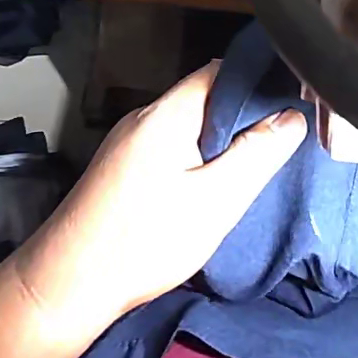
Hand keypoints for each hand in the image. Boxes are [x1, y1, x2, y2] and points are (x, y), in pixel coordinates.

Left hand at [5, 61, 305, 340]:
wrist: (66, 286)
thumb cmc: (142, 242)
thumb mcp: (217, 199)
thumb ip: (258, 153)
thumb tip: (292, 117)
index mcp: (167, 115)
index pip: (220, 71)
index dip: (259, 82)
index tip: (290, 104)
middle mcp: (143, 119)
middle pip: (205, 98)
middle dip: (244, 117)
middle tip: (277, 145)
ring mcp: (128, 143)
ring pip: (189, 125)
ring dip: (220, 141)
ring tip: (248, 170)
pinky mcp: (121, 168)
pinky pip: (171, 147)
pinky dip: (197, 157)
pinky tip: (209, 187)